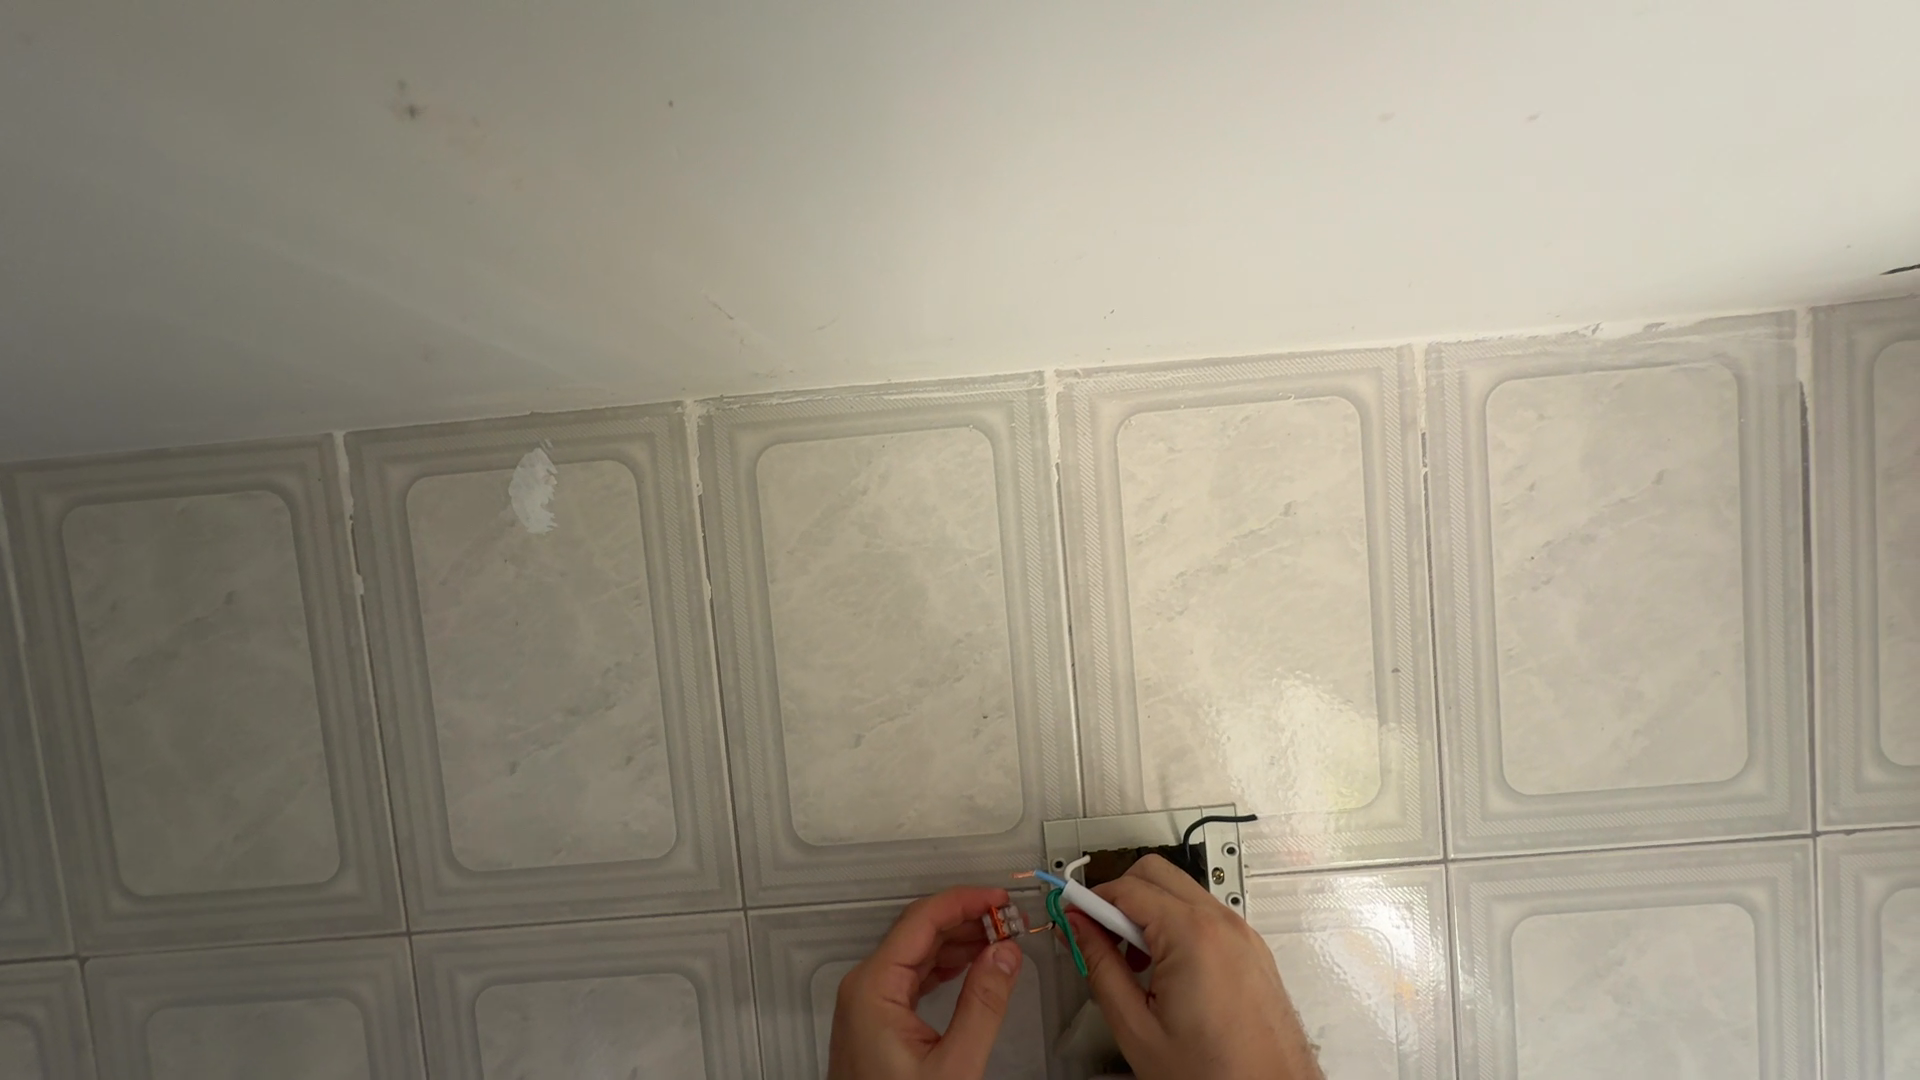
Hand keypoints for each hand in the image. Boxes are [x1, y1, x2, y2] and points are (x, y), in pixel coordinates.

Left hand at [827, 886, 1025, 1079]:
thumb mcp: (953, 1067)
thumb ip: (983, 1003)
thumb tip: (1005, 953)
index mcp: (873, 986)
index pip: (922, 919)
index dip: (965, 901)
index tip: (999, 899)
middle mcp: (866, 986)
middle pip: (920, 930)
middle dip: (967, 918)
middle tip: (1008, 919)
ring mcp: (870, 1003)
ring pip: (919, 950)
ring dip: (960, 940)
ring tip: (1000, 938)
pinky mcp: (879, 1020)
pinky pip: (916, 974)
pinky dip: (948, 964)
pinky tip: (975, 965)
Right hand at [1067, 855, 1321, 1079]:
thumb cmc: (1217, 1079)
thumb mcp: (1137, 1028)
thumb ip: (1100, 967)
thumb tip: (1079, 928)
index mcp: (1192, 936)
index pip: (1126, 888)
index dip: (1091, 899)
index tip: (1072, 913)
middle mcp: (1221, 923)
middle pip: (1154, 872)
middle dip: (1120, 895)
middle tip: (1101, 934)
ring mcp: (1242, 933)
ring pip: (1179, 889)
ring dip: (1148, 908)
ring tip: (1135, 962)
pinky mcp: (1252, 948)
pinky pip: (1204, 912)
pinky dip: (1177, 922)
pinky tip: (1166, 968)